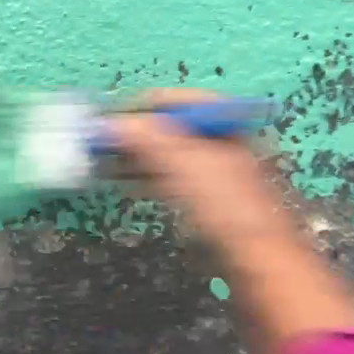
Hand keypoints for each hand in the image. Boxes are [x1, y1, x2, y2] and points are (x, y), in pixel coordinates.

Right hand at [104, 89, 298, 248]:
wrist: (251, 252)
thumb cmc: (226, 205)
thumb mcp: (184, 164)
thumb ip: (148, 139)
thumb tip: (114, 123)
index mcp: (222, 123)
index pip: (175, 101)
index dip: (140, 107)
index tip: (109, 118)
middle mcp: (217, 139)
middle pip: (167, 127)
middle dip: (132, 133)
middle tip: (101, 140)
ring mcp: (210, 168)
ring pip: (163, 153)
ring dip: (132, 155)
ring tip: (102, 159)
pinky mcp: (201, 194)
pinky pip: (165, 176)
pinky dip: (142, 174)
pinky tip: (119, 178)